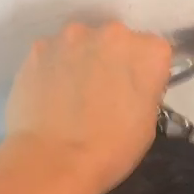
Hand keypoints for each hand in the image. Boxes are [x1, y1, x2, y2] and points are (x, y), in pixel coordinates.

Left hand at [5, 21, 172, 193]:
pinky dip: (53, 69)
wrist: (55, 160)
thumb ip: (144, 90)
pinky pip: (53, 54)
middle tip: (101, 95)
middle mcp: (112, 33)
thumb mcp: (148, 122)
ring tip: (71, 97)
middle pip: (116, 41)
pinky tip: (49, 96)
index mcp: (149, 51)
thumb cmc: (112, 148)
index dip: (144, 74)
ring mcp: (71, 37)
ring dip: (80, 61)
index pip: (154, 52)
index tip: (134, 94)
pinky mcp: (38, 48)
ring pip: (81, 43)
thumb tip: (128, 86)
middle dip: (111, 61)